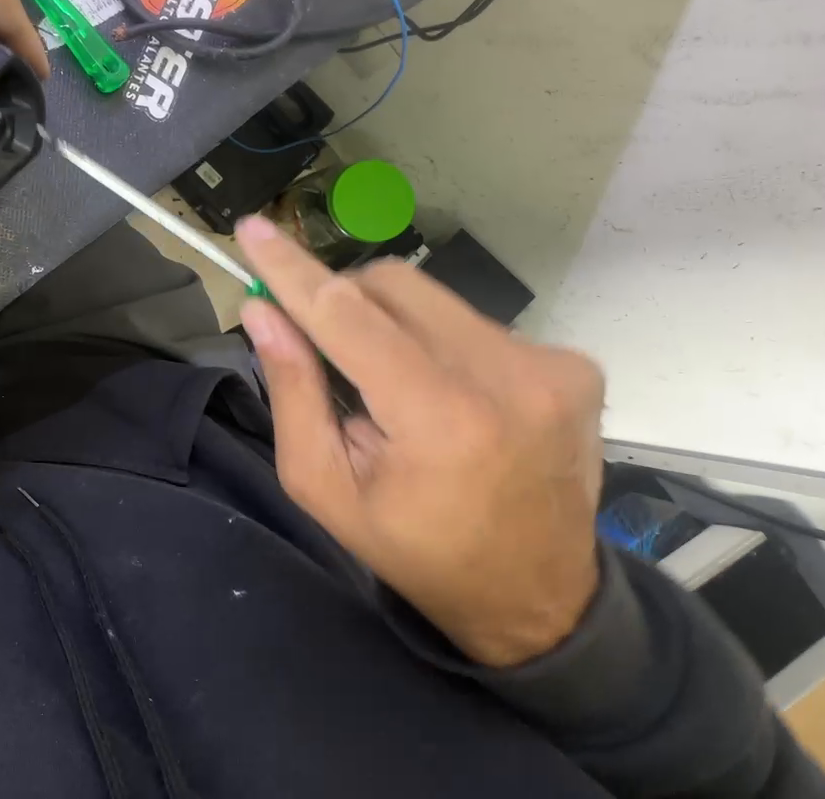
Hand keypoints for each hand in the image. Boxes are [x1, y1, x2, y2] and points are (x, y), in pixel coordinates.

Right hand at [235, 214, 604, 666]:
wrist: (535, 596)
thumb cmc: (411, 547)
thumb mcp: (322, 484)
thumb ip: (291, 390)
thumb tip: (261, 313)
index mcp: (441, 417)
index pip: (347, 314)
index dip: (291, 270)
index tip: (251, 228)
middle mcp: (508, 376)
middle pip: (390, 284)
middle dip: (337, 298)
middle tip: (315, 343)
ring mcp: (550, 365)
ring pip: (429, 296)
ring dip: (384, 322)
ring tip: (383, 385)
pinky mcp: (572, 364)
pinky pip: (468, 319)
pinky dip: (430, 340)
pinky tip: (436, 393)